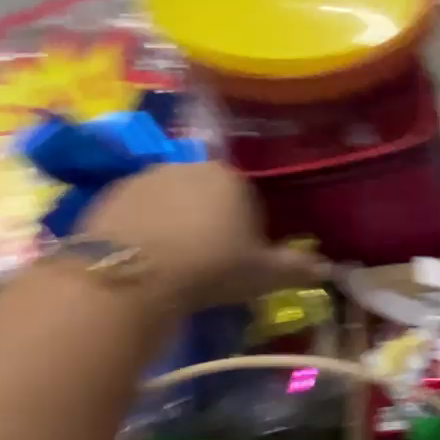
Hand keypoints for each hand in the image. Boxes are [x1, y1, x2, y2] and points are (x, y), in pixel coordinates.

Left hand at [78, 162, 327, 309]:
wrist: (137, 271)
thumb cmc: (214, 267)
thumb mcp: (267, 275)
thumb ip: (298, 268)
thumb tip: (327, 266)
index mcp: (231, 178)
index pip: (251, 201)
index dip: (252, 233)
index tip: (246, 262)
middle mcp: (189, 165)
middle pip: (210, 197)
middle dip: (214, 224)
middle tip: (215, 265)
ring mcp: (146, 175)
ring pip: (175, 204)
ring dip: (180, 227)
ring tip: (182, 265)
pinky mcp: (112, 193)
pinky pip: (143, 213)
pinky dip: (150, 232)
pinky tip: (153, 262)